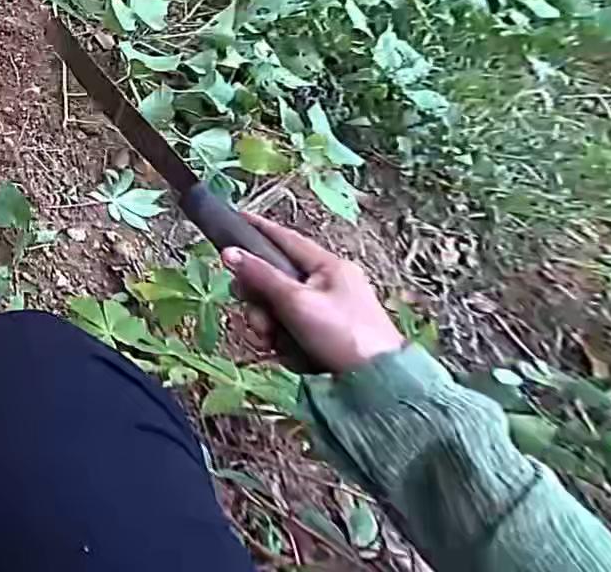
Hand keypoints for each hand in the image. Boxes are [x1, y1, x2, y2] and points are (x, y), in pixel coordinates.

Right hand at [222, 213, 404, 373]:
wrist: (382, 391)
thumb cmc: (342, 335)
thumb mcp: (296, 301)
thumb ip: (260, 275)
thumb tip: (228, 252)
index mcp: (328, 266)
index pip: (285, 237)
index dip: (258, 228)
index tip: (235, 219)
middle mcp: (327, 283)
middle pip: (274, 276)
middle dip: (258, 296)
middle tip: (252, 311)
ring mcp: (327, 310)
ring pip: (278, 304)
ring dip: (267, 321)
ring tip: (269, 339)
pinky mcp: (325, 335)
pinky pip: (290, 326)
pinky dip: (282, 337)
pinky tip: (282, 350)